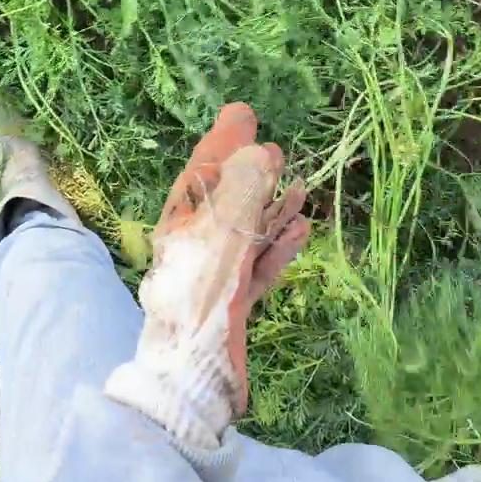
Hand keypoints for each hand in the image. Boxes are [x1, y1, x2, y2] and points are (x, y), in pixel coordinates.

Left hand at [103, 103, 309, 449]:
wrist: (194, 366)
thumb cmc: (204, 278)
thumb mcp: (224, 217)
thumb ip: (244, 180)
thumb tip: (261, 147)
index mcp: (180, 218)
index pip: (202, 168)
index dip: (223, 142)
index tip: (243, 115)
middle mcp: (195, 244)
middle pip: (227, 200)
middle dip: (253, 175)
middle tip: (275, 152)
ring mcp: (214, 276)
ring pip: (247, 234)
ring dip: (273, 210)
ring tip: (299, 190)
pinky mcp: (231, 304)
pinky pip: (257, 268)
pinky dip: (278, 248)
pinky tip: (300, 230)